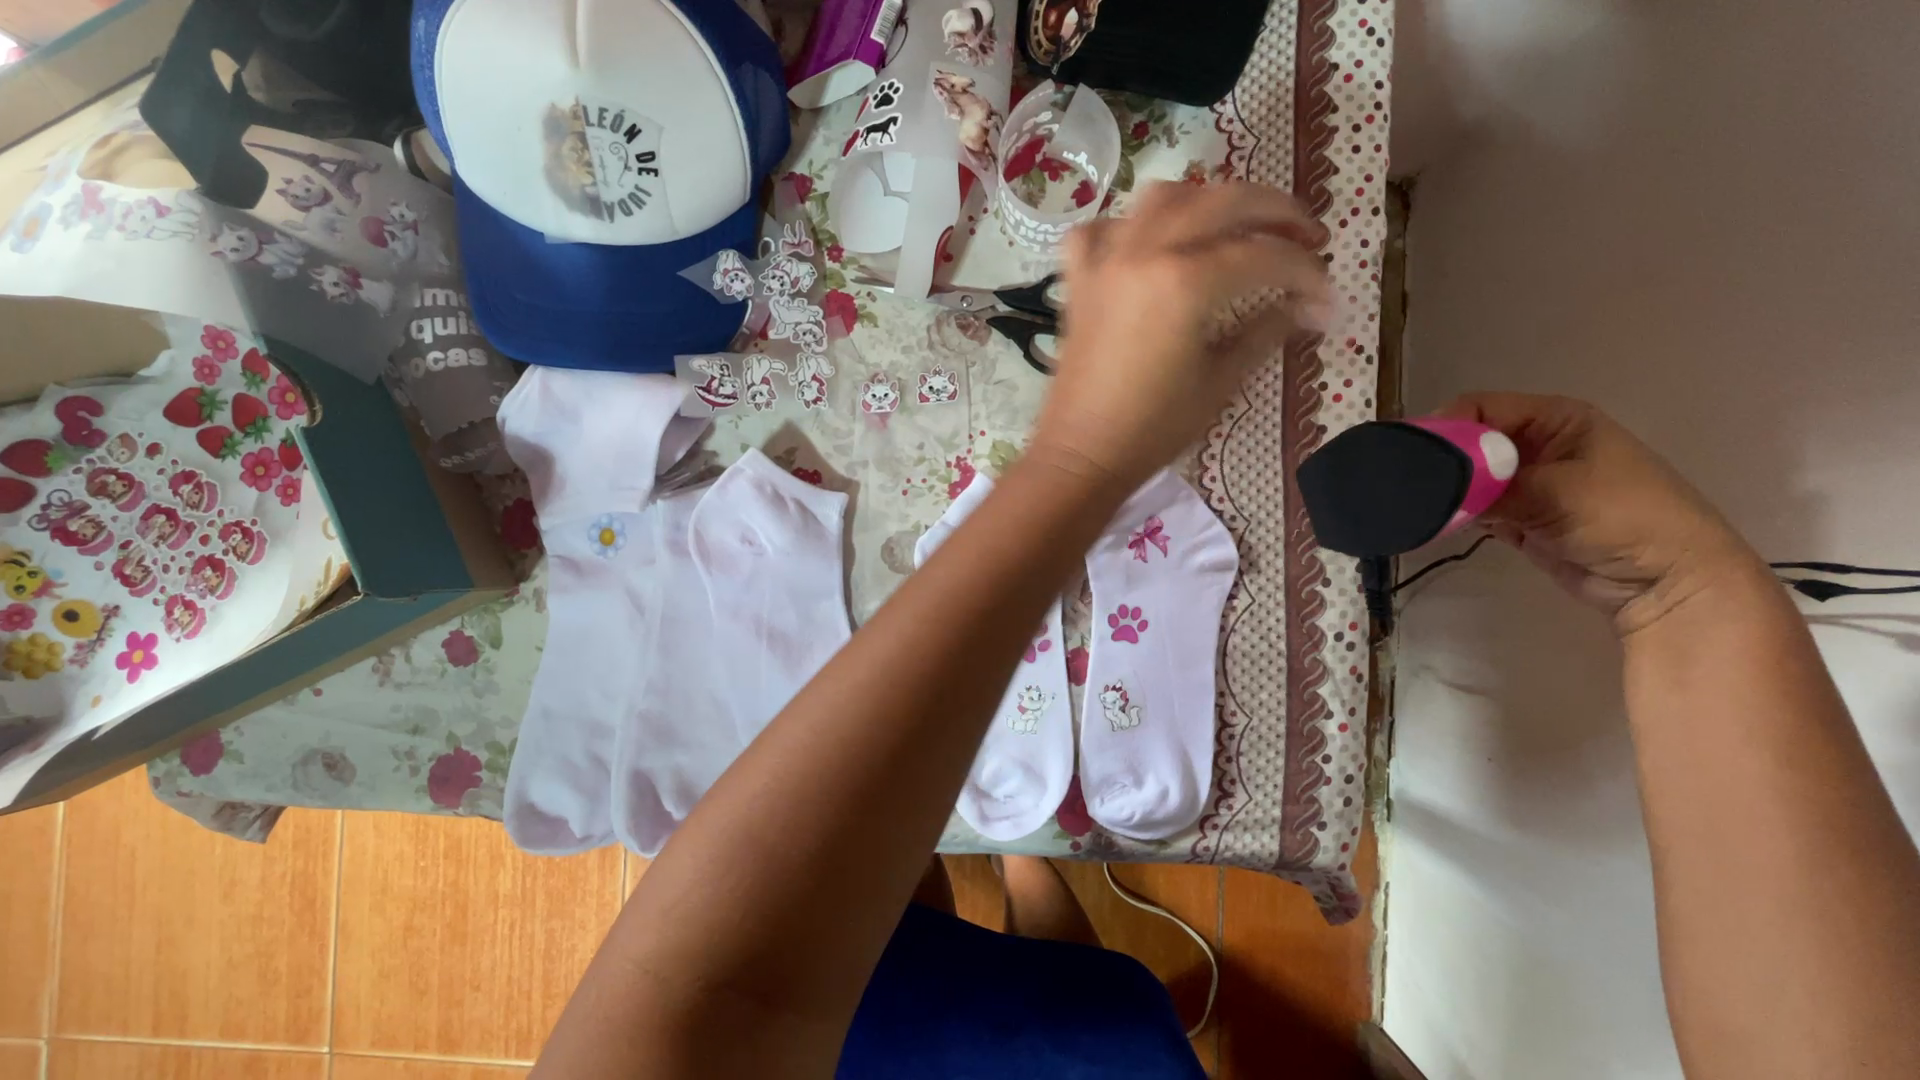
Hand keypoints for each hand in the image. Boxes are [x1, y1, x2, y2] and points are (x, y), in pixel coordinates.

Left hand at [1026, 182, 1332, 490]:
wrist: (1081, 455)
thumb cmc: (1154, 429)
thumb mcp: (1221, 381)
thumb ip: (1266, 332)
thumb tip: (1309, 308)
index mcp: (1186, 281)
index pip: (1265, 256)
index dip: (1306, 272)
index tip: (1326, 295)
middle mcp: (1145, 253)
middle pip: (1223, 201)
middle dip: (1277, 211)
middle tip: (1306, 236)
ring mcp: (1106, 262)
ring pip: (1162, 197)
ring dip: (1207, 201)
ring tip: (1234, 228)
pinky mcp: (1079, 281)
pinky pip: (1101, 229)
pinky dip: (1128, 226)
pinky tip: (1148, 245)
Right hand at [1437, 393, 1768, 635]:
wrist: (1666, 583)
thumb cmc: (1624, 519)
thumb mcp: (1555, 492)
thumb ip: (1489, 486)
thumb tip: (1430, 485)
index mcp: (1555, 419)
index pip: (1481, 408)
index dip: (1447, 426)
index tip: (1413, 455)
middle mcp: (1538, 444)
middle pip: (1471, 441)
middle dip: (1443, 462)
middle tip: (1407, 483)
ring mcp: (1528, 483)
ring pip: (1470, 477)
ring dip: (1449, 492)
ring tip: (1418, 506)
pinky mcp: (1520, 517)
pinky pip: (1476, 508)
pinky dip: (1458, 515)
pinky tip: (1436, 523)